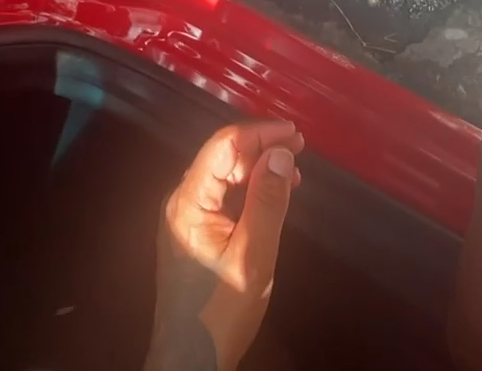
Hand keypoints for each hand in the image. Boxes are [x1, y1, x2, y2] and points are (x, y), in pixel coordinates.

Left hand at [145, 120, 303, 370]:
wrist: (190, 362)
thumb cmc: (220, 311)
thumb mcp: (253, 256)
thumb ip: (267, 201)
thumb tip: (281, 153)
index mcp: (189, 200)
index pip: (224, 145)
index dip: (260, 133)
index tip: (294, 133)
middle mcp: (182, 200)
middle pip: (222, 156)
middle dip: (261, 147)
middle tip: (299, 149)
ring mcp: (185, 216)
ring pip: (223, 175)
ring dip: (257, 168)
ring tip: (292, 172)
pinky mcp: (193, 232)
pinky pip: (222, 196)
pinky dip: (248, 189)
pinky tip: (271, 196)